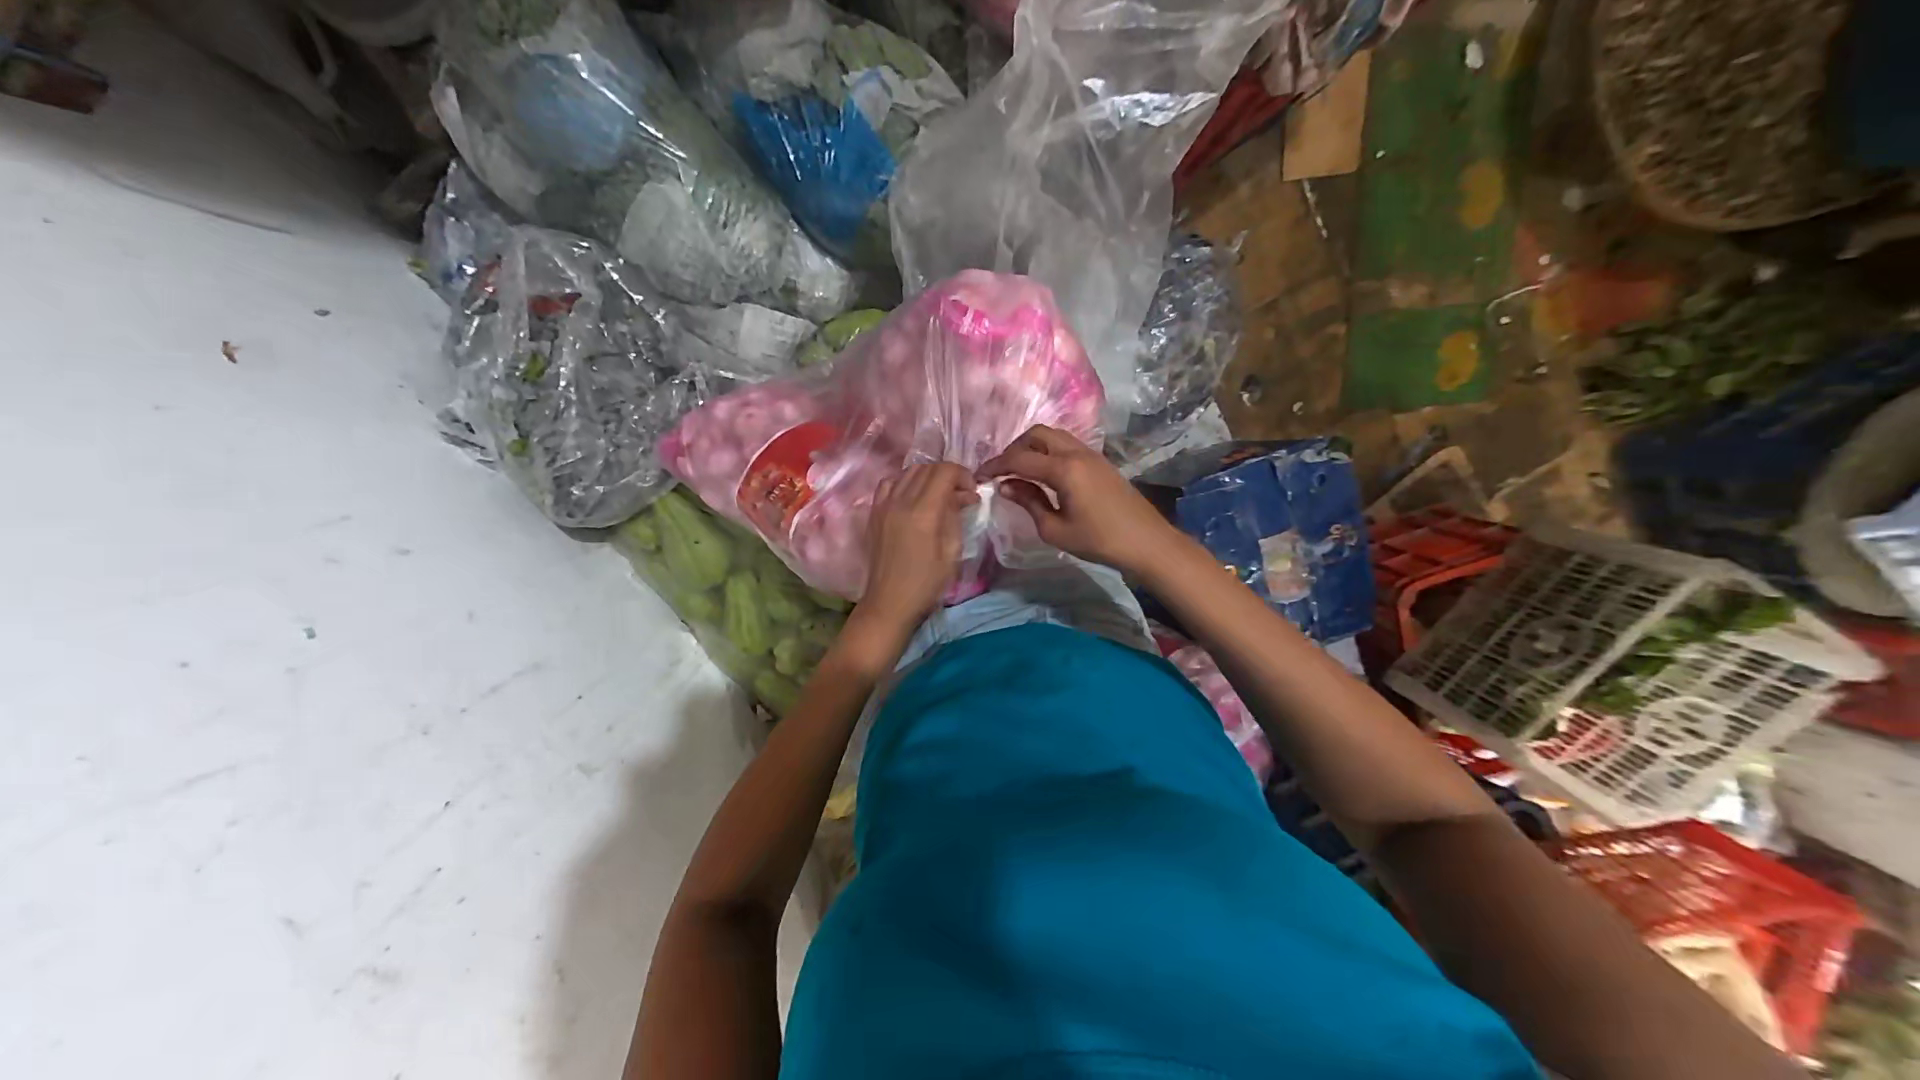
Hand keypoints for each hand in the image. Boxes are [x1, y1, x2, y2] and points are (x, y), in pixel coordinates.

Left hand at [858, 463, 978, 629]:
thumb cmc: (926, 584)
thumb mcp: (951, 552)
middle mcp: (901, 501)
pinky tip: (913, 498)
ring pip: (908, 471)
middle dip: (948, 475)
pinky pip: (889, 483)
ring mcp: (884, 504)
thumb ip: (955, 517)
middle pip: (927, 467)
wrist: (889, 602)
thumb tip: (963, 495)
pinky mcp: (874, 512)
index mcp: (923, 512)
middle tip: (960, 495)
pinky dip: (905, 482)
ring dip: (928, 477)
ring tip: (938, 495)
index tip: (972, 494)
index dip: (963, 476)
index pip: (945, 471)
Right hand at [977, 425, 1189, 576]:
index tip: (978, 477)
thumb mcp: (1055, 529)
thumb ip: (1029, 502)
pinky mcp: (1099, 462)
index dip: (995, 466)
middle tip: (1001, 471)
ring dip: (1031, 448)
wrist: (1146, 541)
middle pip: (1036, 435)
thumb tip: (1006, 486)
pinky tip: (1042, 474)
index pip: (1019, 459)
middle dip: (1014, 449)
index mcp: (1064, 469)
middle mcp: (1076, 453)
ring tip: (1019, 471)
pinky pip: (1066, 445)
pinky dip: (1047, 452)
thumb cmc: (1098, 540)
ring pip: (1053, 437)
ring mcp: (1090, 454)